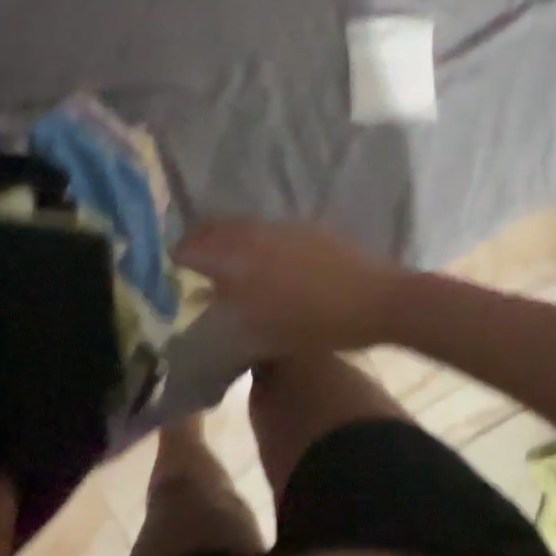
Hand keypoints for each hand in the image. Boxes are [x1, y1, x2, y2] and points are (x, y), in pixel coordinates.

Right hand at [176, 220, 405, 352]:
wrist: (383, 300)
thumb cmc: (325, 323)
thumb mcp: (272, 328)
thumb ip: (238, 308)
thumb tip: (212, 294)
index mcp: (249, 258)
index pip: (202, 247)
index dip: (184, 252)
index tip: (171, 260)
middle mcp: (263, 236)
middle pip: (221, 229)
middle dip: (201, 239)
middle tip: (188, 253)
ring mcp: (288, 229)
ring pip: (245, 226)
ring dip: (226, 236)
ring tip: (219, 253)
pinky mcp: (309, 230)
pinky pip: (267, 228)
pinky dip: (253, 237)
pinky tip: (257, 254)